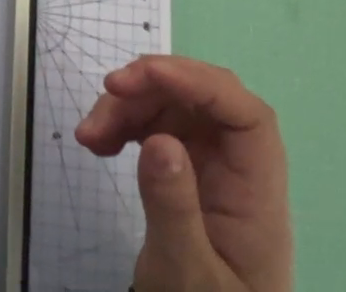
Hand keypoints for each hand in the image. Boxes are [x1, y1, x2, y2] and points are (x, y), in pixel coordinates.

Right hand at [75, 56, 291, 291]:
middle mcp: (239, 172)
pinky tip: (98, 144)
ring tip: (88, 136)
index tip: (139, 75)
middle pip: (205, 102)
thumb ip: (173, 208)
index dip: (197, 82)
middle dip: (154, 86)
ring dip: (128, 108)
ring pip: (174, 109)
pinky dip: (124, 125)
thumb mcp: (185, 270)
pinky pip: (157, 127)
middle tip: (107, 92)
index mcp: (257, 194)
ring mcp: (213, 169)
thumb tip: (160, 140)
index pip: (246, 116)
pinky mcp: (187, 173)